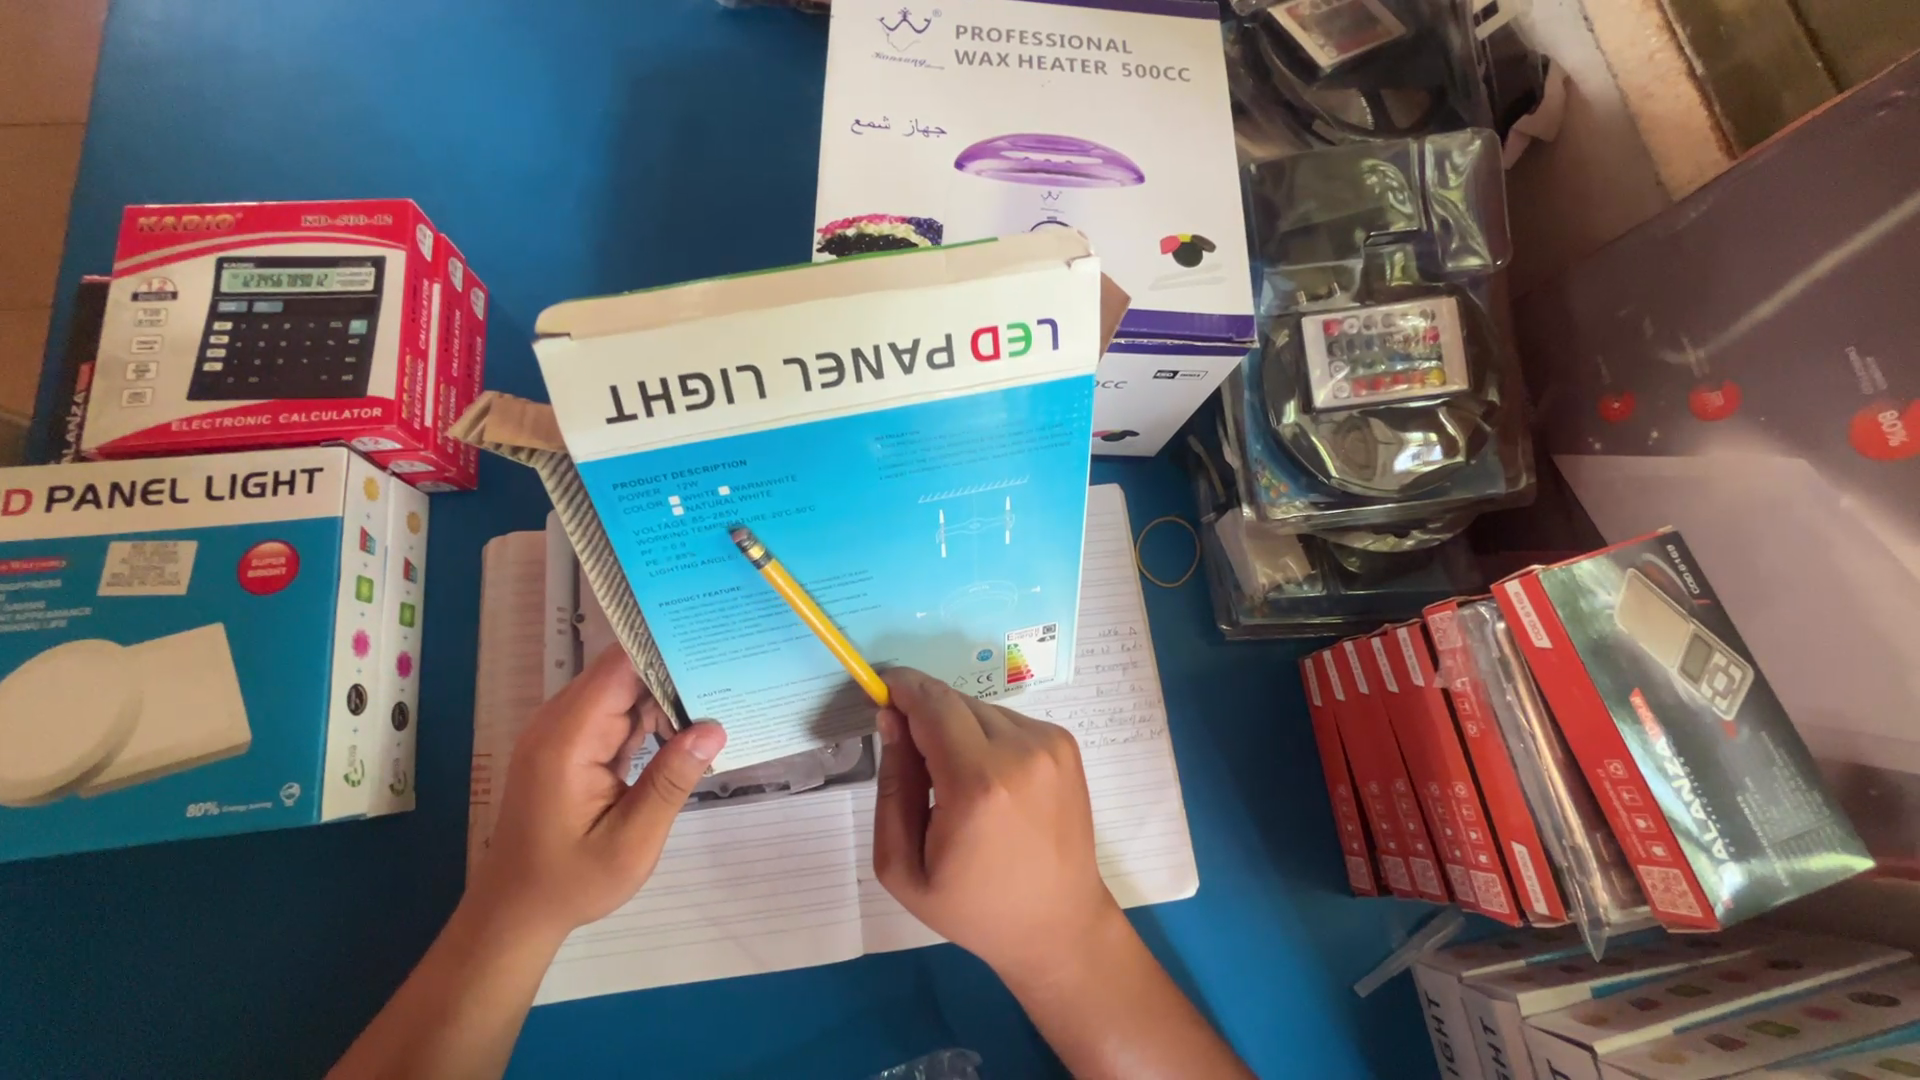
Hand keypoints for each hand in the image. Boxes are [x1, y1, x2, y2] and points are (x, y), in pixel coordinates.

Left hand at [466, 645, 726, 942]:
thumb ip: (670, 782)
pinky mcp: (574, 745)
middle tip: (734, 670)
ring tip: (722, 693)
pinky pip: (618, 714)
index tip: (715, 643)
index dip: (665, 649)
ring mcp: (565, 733)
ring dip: (669, 695)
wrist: (515, 914)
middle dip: (676, 670)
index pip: (619, 668)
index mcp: (567, 740)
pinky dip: (653, 718)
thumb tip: (714, 728)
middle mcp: (560, 724)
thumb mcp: (630, 842)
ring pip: (625, 692)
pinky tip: (690, 726)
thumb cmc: (570, 882)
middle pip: (624, 674)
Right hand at [871, 667, 1120, 984]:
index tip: (880, 689)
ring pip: (981, 709)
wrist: (1058, 925)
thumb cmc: (974, 907)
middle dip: (924, 714)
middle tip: (911, 755)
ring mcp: (1050, 745)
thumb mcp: (904, 867)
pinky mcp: (1066, 745)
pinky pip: (1008, 721)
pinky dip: (987, 738)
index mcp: (977, 785)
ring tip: (956, 782)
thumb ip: (892, 785)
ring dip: (957, 728)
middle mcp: (1021, 752)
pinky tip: (990, 783)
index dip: (902, 689)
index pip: (931, 705)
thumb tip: (891, 719)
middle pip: (954, 701)